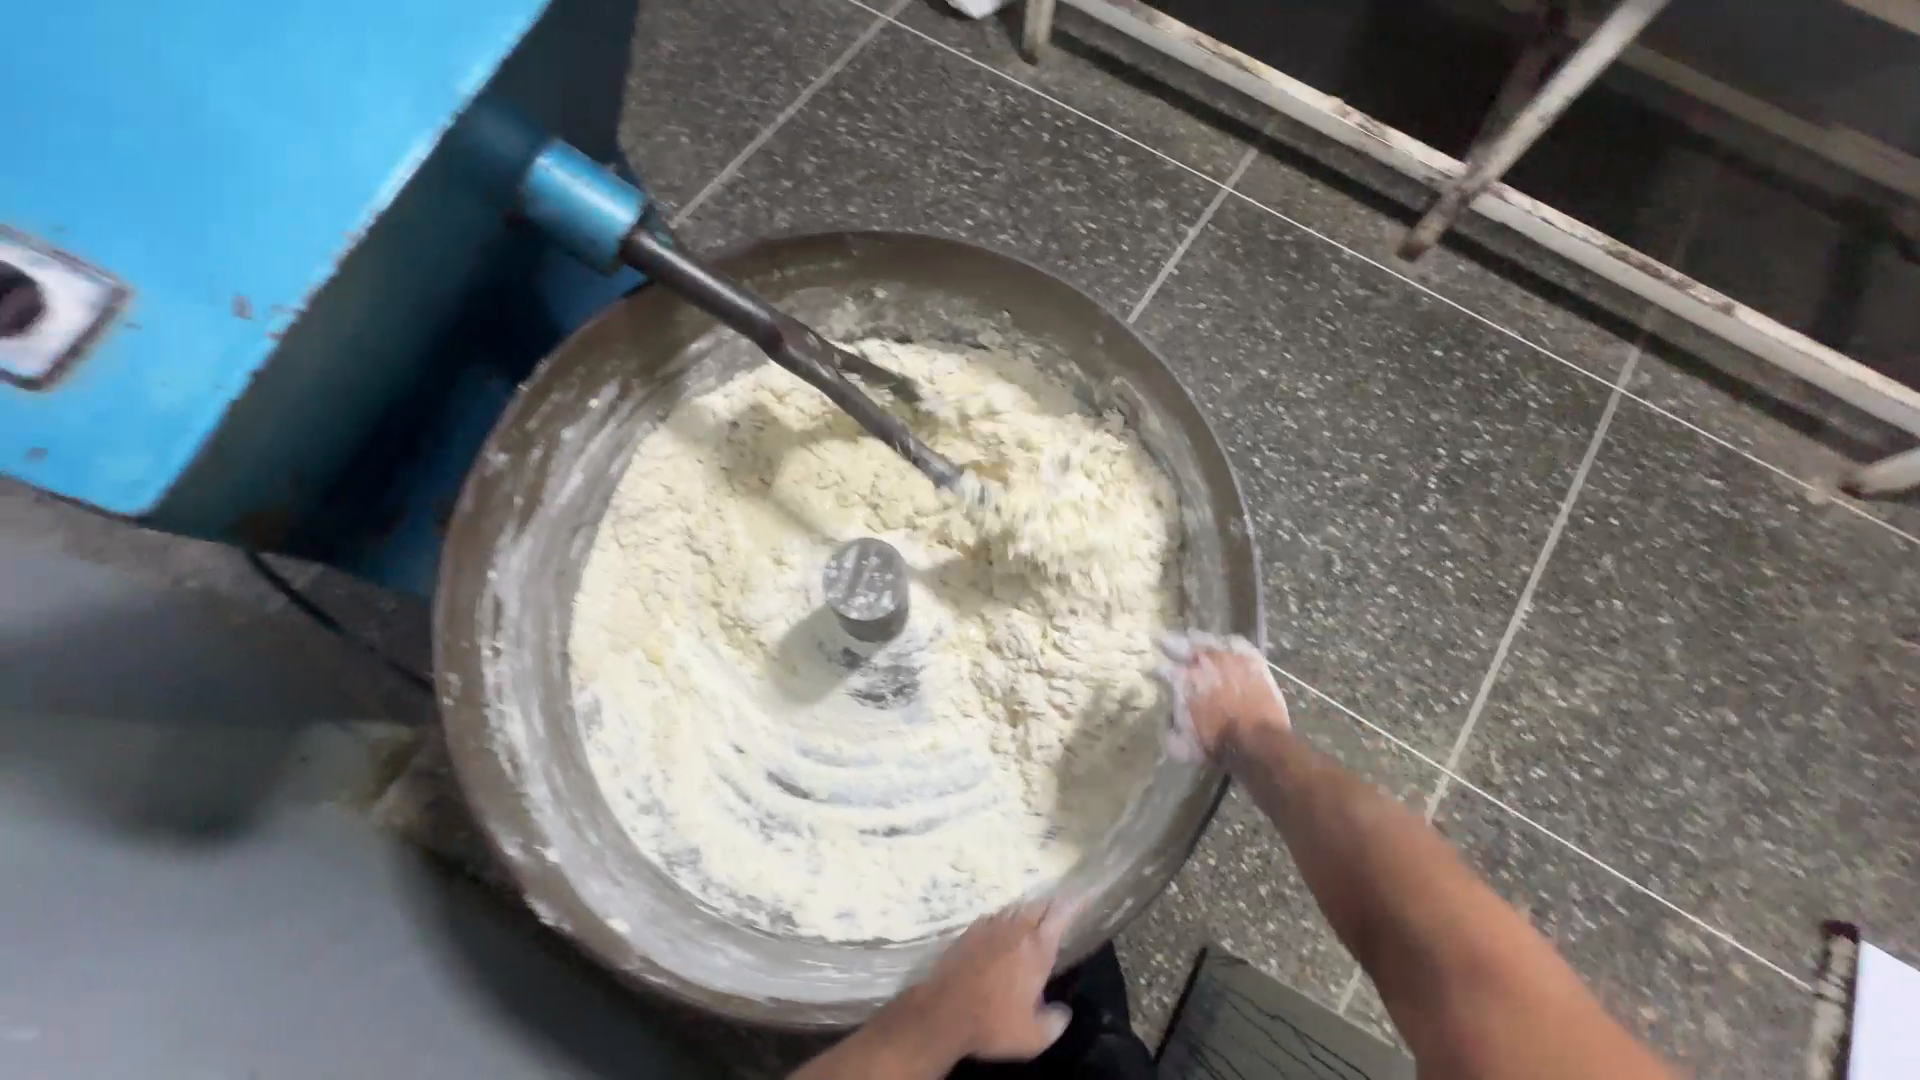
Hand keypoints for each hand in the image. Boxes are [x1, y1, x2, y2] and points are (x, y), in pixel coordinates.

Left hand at [895, 901, 1075, 1062]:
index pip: (1060, 915)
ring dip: (1026, 911)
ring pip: (1014, 909)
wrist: (944, 1012)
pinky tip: (1000, 931)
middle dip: (1050, 905)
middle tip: (1058, 910)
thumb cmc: (994, 1023)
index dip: (1073, 903)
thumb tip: (1063, 1011)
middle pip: (1037, 905)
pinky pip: (993, 917)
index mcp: (1037, 949)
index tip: (1082, 896)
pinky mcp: (968, 932)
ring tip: (1032, 919)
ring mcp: (989, 927)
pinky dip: (1003, 920)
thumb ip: (1055, 1022)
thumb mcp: (1034, 1036)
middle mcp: (1015, 930)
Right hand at [1156, 632, 1289, 760]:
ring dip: (1200, 641)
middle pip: (1184, 646)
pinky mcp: (1252, 662)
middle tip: (1166, 641)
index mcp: (1183, 681)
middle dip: (1173, 644)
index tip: (1155, 672)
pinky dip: (1230, 644)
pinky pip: (1238, 644)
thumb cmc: (1218, 745)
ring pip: (1210, 641)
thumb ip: (1170, 728)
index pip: (1164, 669)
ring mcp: (1229, 659)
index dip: (1158, 671)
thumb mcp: (1182, 746)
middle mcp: (1203, 663)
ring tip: (1195, 639)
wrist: (1258, 742)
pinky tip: (1227, 646)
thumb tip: (1168, 717)